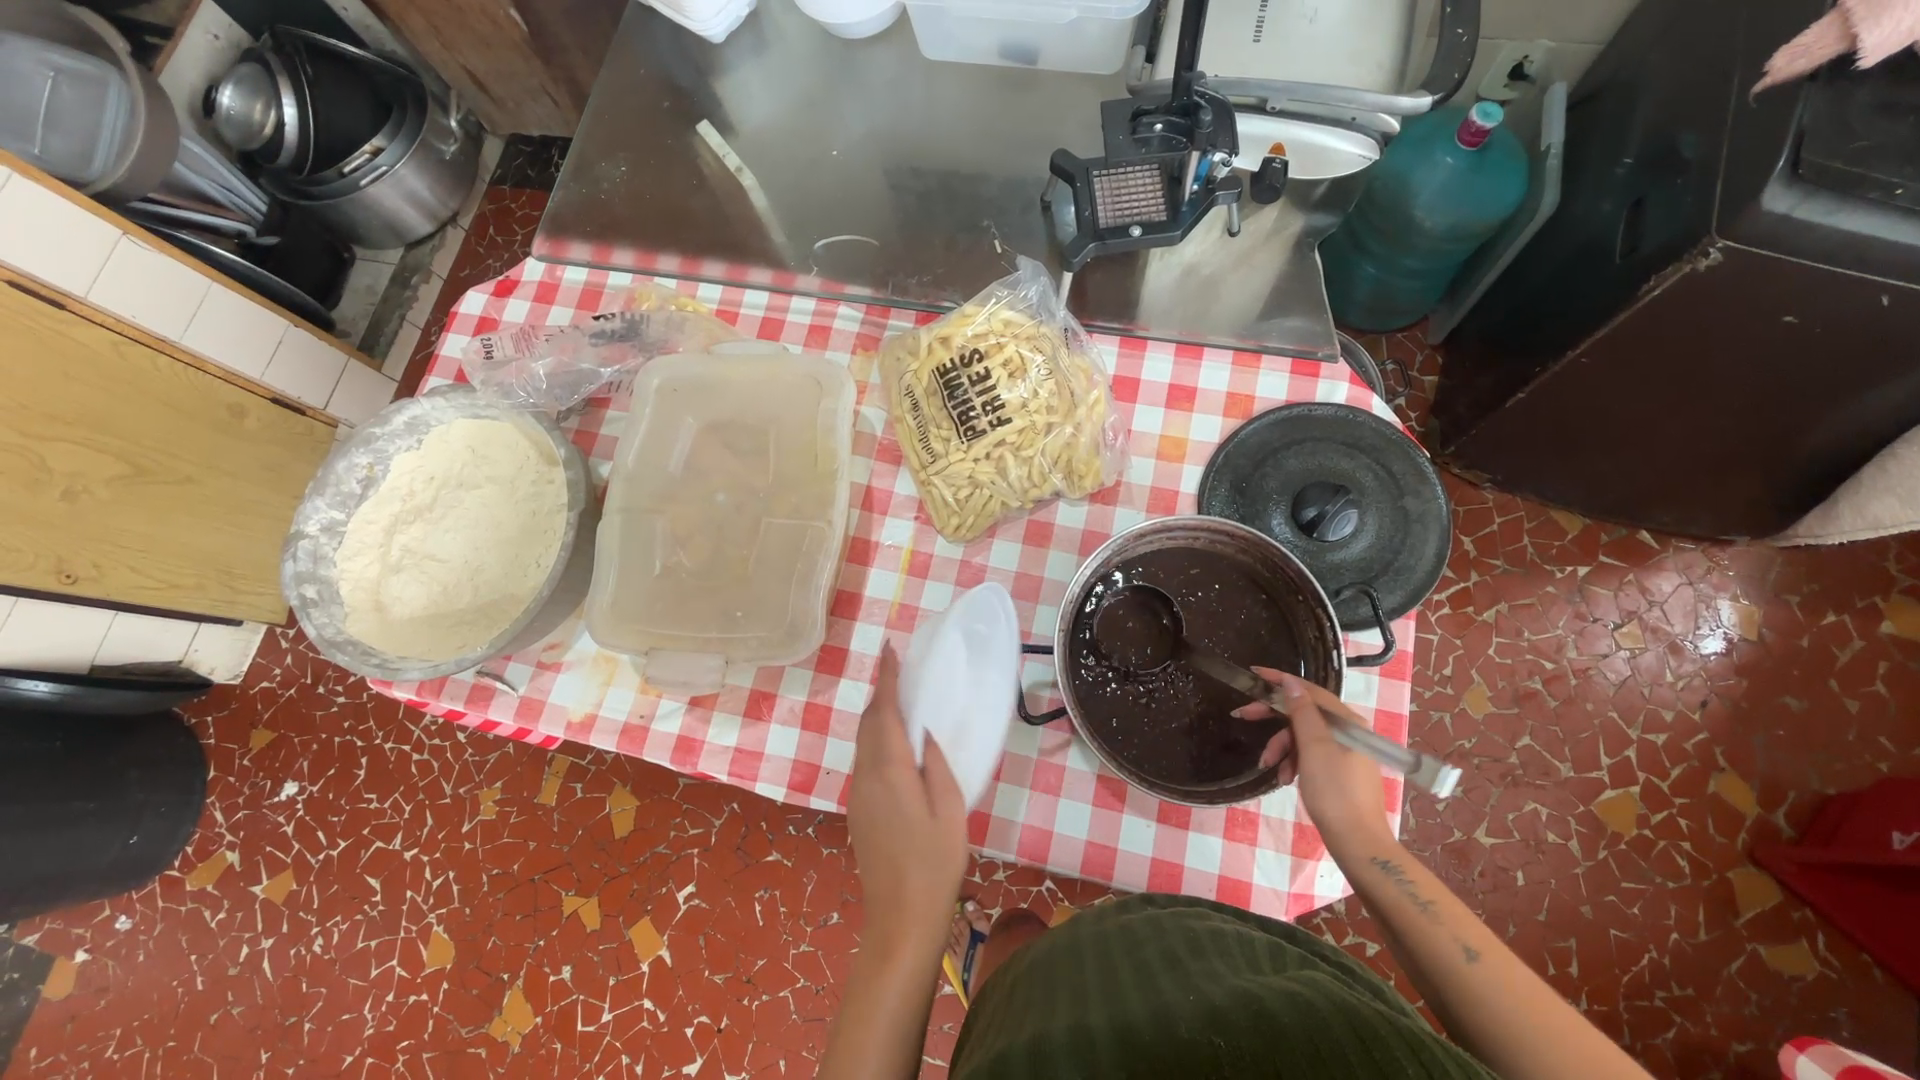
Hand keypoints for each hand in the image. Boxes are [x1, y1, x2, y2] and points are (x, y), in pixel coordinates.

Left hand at [847, 645, 970, 960]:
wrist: (900, 915)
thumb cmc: (934, 863)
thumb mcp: (951, 809)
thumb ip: (938, 765)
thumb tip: (927, 735)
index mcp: (890, 770)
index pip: (885, 711)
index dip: (887, 677)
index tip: (889, 648)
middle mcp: (866, 776)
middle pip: (868, 723)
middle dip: (881, 692)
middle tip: (899, 670)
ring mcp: (857, 795)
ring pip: (863, 742)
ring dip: (878, 716)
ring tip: (900, 700)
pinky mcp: (858, 811)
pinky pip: (864, 761)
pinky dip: (877, 740)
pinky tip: (895, 745)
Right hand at [1236, 670, 1393, 853]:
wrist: (1357, 841)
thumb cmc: (1334, 791)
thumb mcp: (1314, 748)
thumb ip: (1302, 712)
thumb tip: (1291, 682)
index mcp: (1347, 722)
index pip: (1310, 691)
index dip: (1281, 681)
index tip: (1254, 675)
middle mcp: (1349, 732)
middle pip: (1304, 713)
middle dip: (1274, 718)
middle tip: (1243, 716)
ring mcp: (1344, 752)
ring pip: (1303, 737)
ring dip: (1282, 748)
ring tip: (1269, 766)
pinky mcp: (1338, 771)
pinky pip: (1309, 755)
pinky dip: (1293, 763)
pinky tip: (1284, 778)